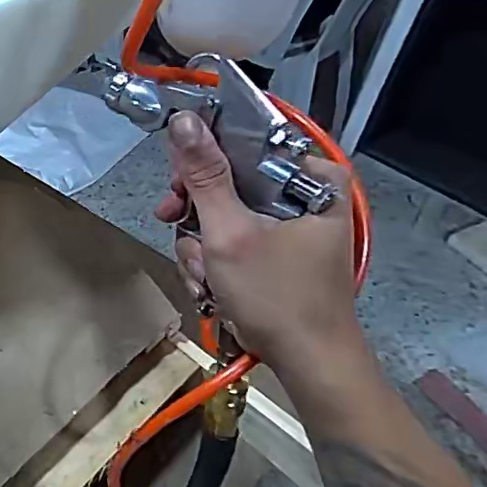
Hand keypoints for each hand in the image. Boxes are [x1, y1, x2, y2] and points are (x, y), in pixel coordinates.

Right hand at [152, 111, 365, 372]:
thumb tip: (183, 121)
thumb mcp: (230, 231)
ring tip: (203, 275)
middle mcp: (304, 194)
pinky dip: (213, 260)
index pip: (248, 142)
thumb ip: (204, 175)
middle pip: (228, 179)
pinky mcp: (276, 251)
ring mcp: (289, 226)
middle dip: (197, 213)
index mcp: (312, 178)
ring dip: (200, 244)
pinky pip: (230, 238)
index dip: (205, 158)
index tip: (179, 184)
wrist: (308, 365)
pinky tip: (209, 284)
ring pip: (222, 212)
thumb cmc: (276, 295)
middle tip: (173, 222)